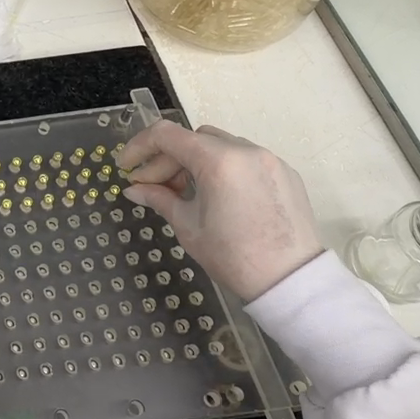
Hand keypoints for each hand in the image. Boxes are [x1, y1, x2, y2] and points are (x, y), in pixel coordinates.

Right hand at [116, 121, 322, 300]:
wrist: (293, 283)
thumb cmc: (233, 256)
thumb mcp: (187, 226)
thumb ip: (159, 198)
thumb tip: (134, 189)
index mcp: (218, 160)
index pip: (166, 135)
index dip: (139, 147)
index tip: (125, 167)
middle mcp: (244, 150)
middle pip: (192, 139)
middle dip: (166, 159)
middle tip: (152, 187)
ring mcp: (268, 159)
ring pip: (218, 145)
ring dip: (194, 161)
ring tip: (186, 192)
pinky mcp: (285, 173)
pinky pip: (243, 158)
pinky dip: (222, 168)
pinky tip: (217, 196)